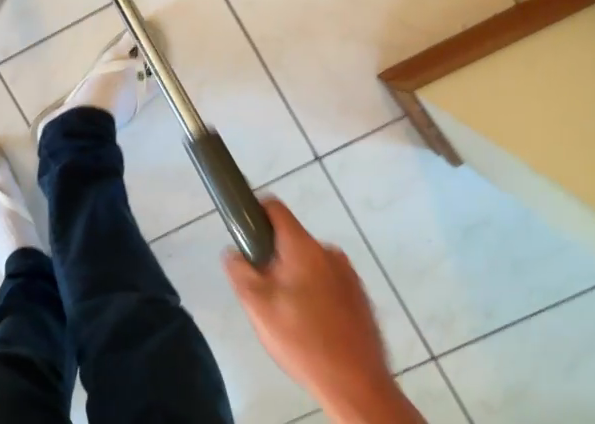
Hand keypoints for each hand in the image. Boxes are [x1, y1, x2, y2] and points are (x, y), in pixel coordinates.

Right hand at [223, 200, 422, 423]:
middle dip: (272, 258)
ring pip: (308, 264)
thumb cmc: (302, 340)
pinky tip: (312, 327)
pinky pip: (327, 283)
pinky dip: (315, 295)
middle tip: (264, 292)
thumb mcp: (256, 305)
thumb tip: (233, 252)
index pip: (273, 207)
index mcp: (304, 247)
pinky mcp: (361, 299)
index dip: (252, 213)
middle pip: (290, 240)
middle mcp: (330, 253)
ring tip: (288, 316)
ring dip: (294, 278)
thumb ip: (239, 270)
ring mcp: (350, 276)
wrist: (357, 387)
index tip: (243, 237)